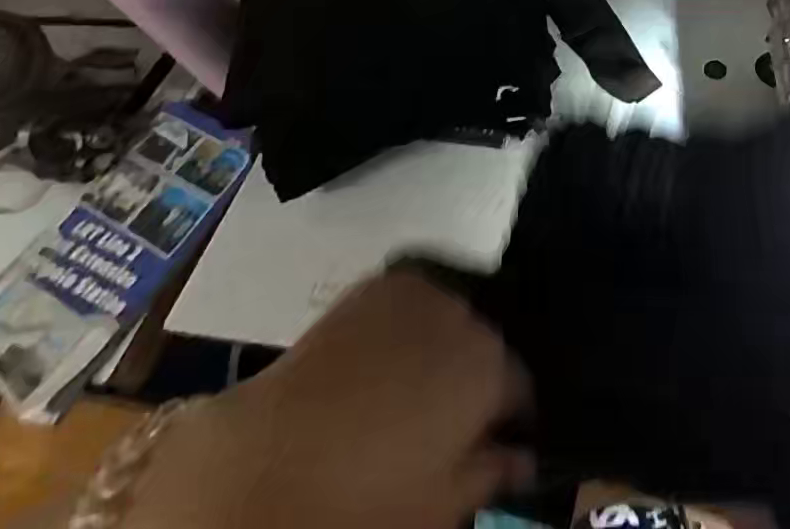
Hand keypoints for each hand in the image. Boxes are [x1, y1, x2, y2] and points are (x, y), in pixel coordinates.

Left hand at [125, 271, 531, 528]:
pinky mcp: (382, 284)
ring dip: (447, 342)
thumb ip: (493, 472)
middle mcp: (467, 318)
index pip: (524, 387)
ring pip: (455, 316)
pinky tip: (390, 347)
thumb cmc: (363, 498)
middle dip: (477, 375)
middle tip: (449, 413)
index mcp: (491, 370)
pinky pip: (418, 296)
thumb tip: (524, 458)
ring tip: (414, 379)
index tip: (497, 437)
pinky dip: (414, 318)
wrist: (266, 461)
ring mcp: (423, 294)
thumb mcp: (441, 505)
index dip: (512, 417)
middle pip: (488, 344)